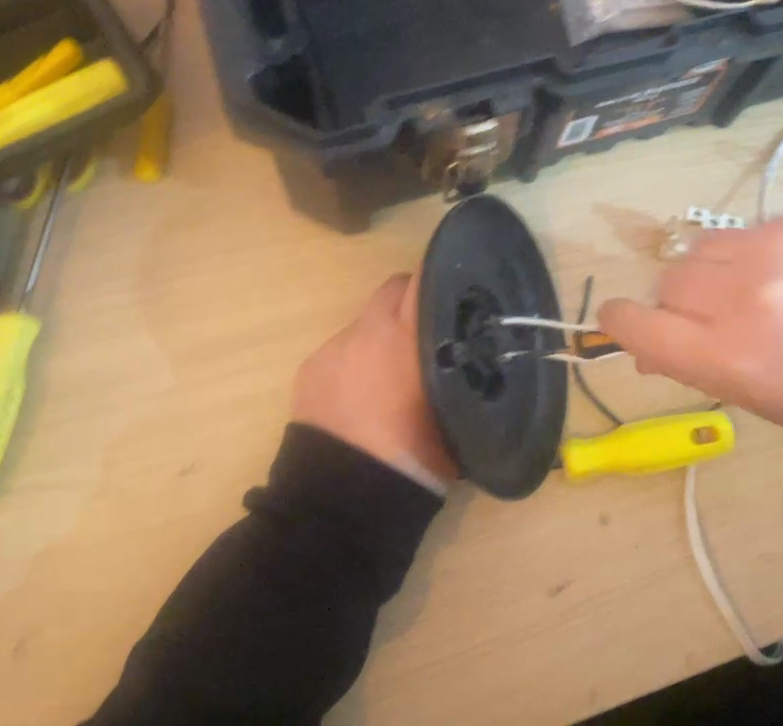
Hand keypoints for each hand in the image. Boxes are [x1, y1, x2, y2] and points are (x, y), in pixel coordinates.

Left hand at [291, 274, 456, 490]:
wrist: (340, 502)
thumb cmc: (412, 463)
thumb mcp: (455, 419)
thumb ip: (462, 377)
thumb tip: (473, 360)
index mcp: (406, 338)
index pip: (426, 280)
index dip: (444, 278)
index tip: (459, 291)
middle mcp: (367, 331)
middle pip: (394, 290)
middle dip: (412, 302)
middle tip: (429, 331)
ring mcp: (334, 348)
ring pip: (366, 323)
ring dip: (381, 336)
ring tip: (392, 375)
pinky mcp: (309, 369)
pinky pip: (341, 351)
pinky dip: (355, 362)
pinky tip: (361, 398)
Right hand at [596, 211, 782, 437]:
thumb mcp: (761, 399)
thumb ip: (693, 365)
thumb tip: (644, 345)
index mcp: (731, 357)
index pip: (637, 325)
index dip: (619, 321)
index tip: (620, 318)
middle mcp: (742, 297)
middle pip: (667, 283)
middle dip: (678, 302)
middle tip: (715, 316)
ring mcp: (772, 250)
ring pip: (699, 248)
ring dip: (711, 270)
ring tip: (752, 286)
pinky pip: (746, 231)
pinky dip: (754, 252)